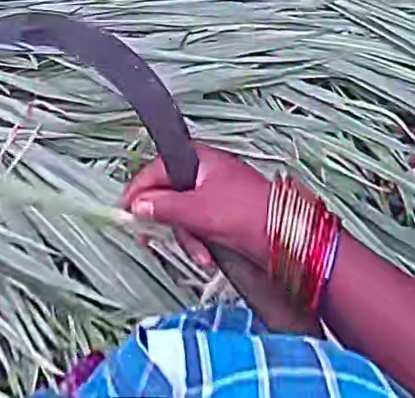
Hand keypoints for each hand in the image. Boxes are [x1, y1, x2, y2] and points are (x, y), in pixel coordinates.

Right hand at [121, 145, 270, 268]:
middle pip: (168, 194)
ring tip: (199, 255)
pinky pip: (198, 227)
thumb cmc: (244, 214)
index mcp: (198, 158)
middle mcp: (204, 172)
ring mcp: (214, 194)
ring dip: (186, 237)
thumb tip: (136, 206)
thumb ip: (165, 206)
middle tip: (150, 240)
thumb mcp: (200, 210)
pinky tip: (208, 257)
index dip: (139, 189)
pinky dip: (199, 242)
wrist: (290, 239)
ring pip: (183, 214)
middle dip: (166, 221)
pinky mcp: (223, 216)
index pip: (157, 169)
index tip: (124, 210)